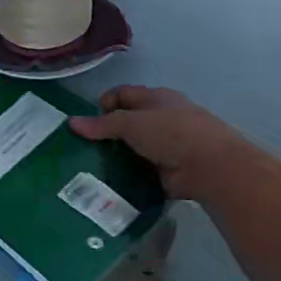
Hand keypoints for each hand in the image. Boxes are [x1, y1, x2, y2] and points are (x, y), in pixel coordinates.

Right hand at [68, 86, 242, 199]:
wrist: (209, 166)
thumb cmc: (171, 133)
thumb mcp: (131, 123)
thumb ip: (101, 125)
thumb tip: (71, 123)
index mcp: (155, 99)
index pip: (122, 95)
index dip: (103, 105)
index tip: (87, 124)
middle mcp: (160, 120)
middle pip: (126, 124)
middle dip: (105, 135)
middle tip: (83, 150)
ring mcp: (164, 147)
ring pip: (131, 150)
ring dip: (114, 159)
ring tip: (90, 170)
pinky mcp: (165, 171)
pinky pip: (139, 172)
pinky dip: (126, 177)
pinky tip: (108, 186)